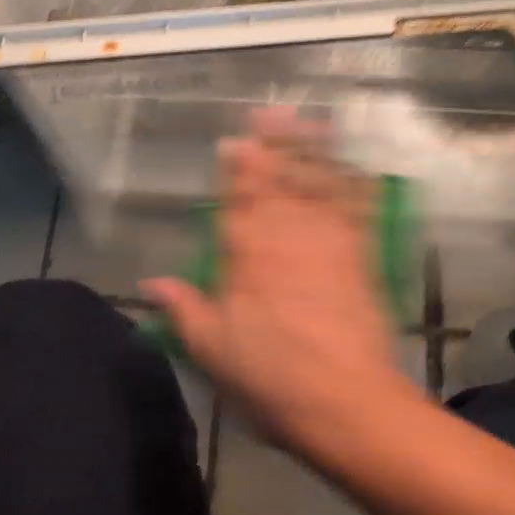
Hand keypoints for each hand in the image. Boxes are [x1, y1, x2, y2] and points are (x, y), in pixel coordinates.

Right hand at [142, 108, 416, 448]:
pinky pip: (358, 215)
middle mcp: (286, 243)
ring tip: (312, 122)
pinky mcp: (361, 263)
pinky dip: (358, 190)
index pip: (238, 205)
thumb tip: (153, 283)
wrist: (346, 404)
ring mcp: (328, 248)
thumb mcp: (213, 353)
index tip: (235, 142)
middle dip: (275, 147)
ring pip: (318, 189)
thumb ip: (185, 311)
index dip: (237, 172)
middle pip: (279, 185)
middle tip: (273, 110)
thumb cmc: (271, 380)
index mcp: (246, 261)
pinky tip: (359, 171)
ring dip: (314, 154)